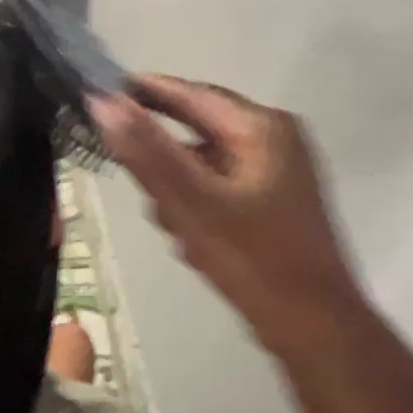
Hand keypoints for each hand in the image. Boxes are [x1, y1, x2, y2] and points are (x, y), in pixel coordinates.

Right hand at [88, 76, 369, 352]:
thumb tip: (103, 103)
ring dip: (177, 192)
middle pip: (198, 133)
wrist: (311, 322)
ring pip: (205, 169)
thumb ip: (147, 154)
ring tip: (171, 226)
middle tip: (131, 179)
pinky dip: (196, 211)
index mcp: (263, 129)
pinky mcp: (272, 209)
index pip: (194, 96)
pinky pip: (218, 194)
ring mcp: (276, 177)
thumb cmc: (252, 259)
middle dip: (162, 158)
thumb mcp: (191, 204)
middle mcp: (275, 142)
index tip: (102, 91)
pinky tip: (190, 242)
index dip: (147, 92)